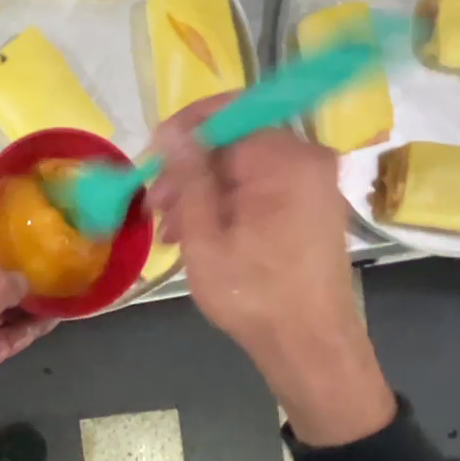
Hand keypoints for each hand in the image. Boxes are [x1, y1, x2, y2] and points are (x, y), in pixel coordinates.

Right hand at [147, 98, 394, 446]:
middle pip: (234, 143)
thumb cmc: (253, 294)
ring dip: (201, 194)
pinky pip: (258, 191)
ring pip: (242, 171)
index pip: (227, 114)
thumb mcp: (206, 236)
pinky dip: (225, 207)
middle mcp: (305, 161)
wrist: (309, 346)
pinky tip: (197, 237)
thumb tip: (172, 132)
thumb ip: (189, 177)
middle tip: (152, 206)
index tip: (148, 161)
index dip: (181, 131)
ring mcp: (311, 186)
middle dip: (188, 170)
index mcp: (285, 159)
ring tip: (169, 232)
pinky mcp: (308, 210)